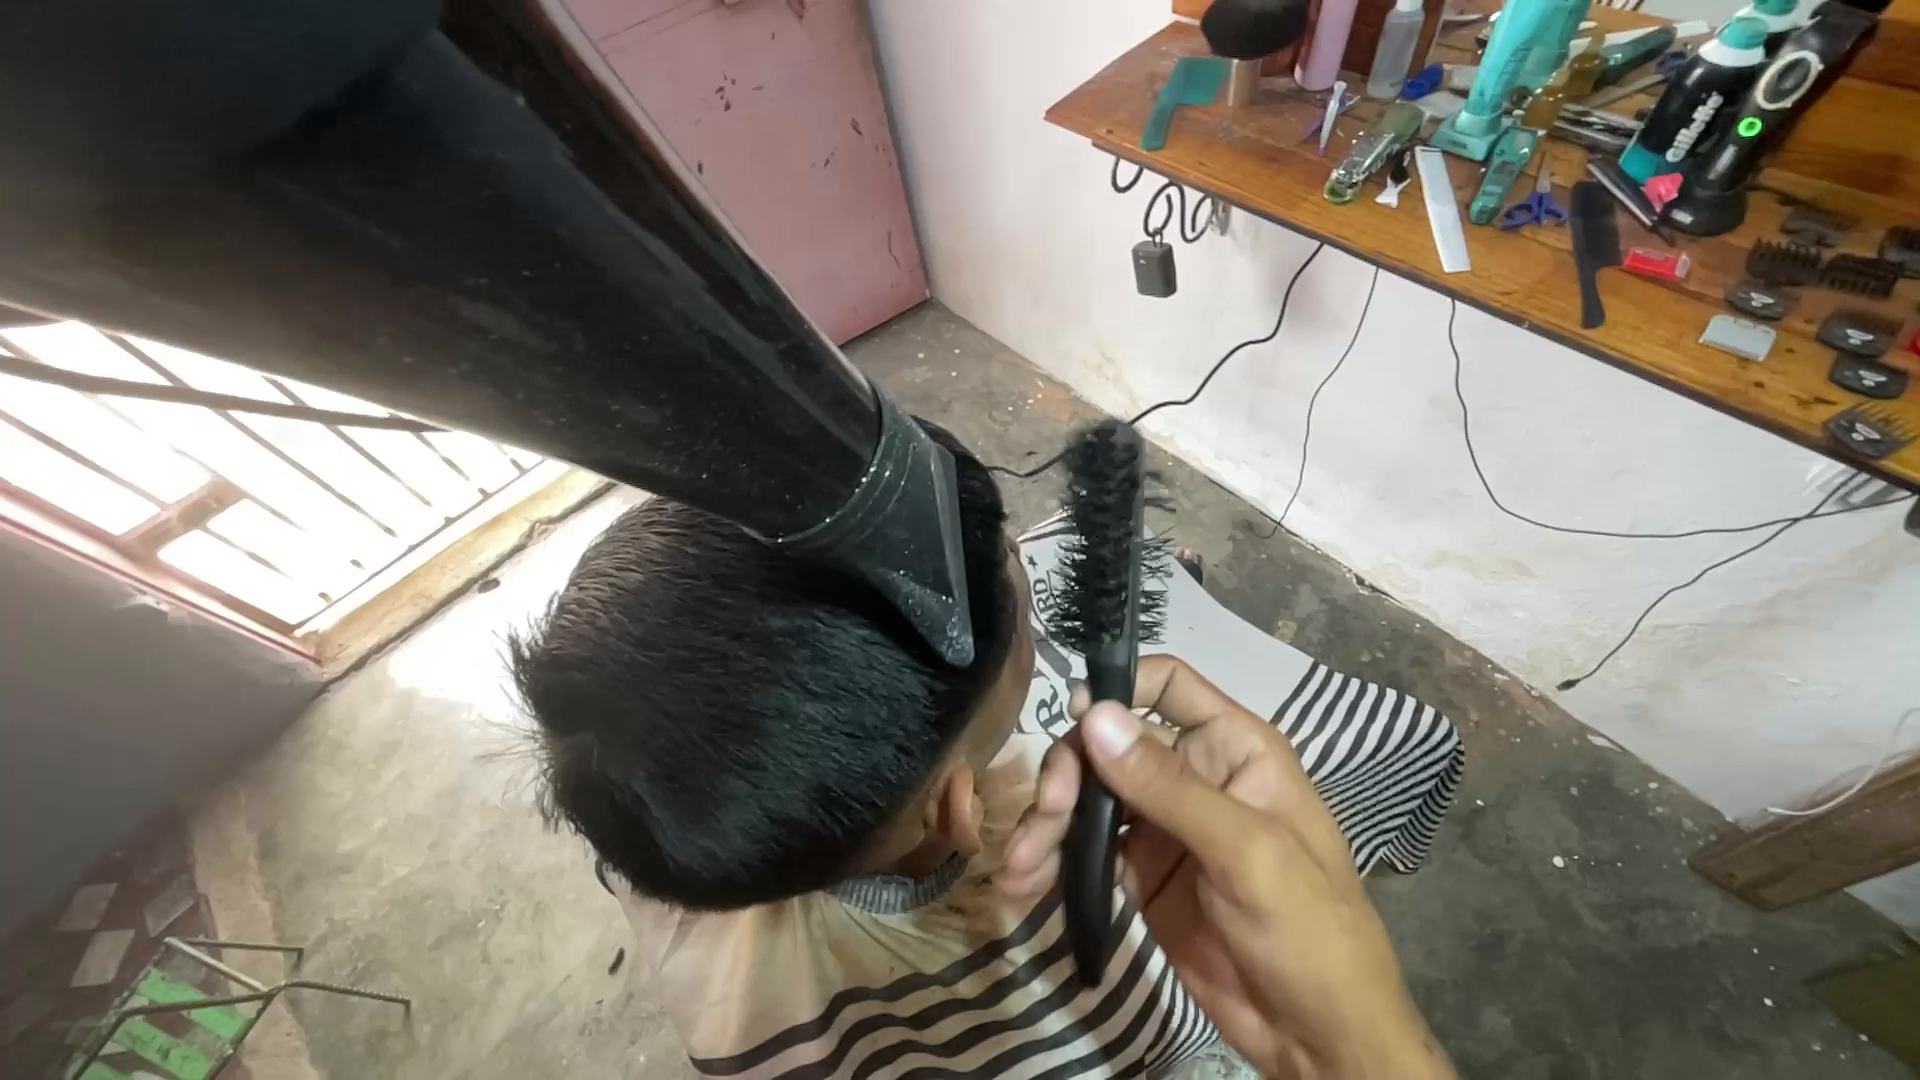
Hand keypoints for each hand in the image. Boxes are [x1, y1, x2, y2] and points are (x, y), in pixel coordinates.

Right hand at [996, 655, 1453, 1079]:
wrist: (1317, 1040)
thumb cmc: (1310, 931)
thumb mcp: (1245, 853)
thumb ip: (1167, 785)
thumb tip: (1093, 714)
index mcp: (1232, 748)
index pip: (1167, 685)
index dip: (1118, 688)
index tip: (1072, 718)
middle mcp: (1191, 772)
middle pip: (1109, 742)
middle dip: (1069, 771)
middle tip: (1046, 812)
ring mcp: (1160, 822)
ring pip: (1087, 793)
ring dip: (1047, 821)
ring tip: (1020, 866)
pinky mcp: (1138, 869)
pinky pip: (1083, 846)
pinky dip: (1050, 859)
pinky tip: (1024, 883)